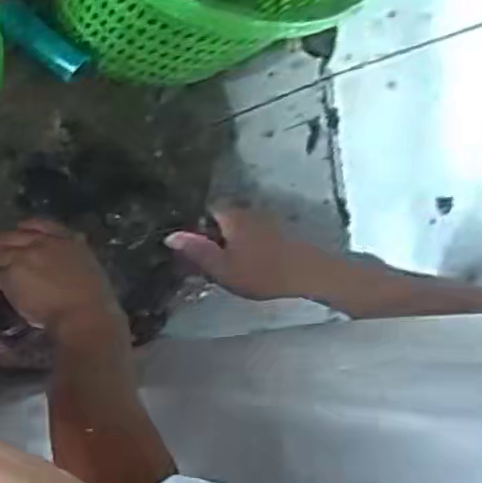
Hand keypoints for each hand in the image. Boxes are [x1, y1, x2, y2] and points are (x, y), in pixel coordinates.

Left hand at [0, 219, 124, 340]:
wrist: (81, 313)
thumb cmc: (92, 298)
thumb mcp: (88, 264)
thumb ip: (72, 255)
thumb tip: (62, 258)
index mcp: (64, 239)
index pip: (37, 224)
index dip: (22, 230)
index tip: (15, 240)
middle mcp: (41, 243)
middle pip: (8, 238)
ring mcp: (23, 257)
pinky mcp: (10, 275)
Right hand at [164, 206, 340, 300]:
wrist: (311, 275)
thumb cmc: (260, 272)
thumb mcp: (220, 266)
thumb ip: (196, 250)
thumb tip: (170, 235)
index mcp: (234, 218)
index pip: (209, 207)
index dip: (194, 220)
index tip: (183, 237)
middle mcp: (251, 213)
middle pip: (223, 216)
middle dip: (209, 229)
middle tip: (195, 253)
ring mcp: (268, 222)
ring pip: (238, 225)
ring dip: (226, 237)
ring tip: (215, 258)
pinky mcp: (280, 233)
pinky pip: (251, 233)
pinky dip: (241, 242)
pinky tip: (238, 258)